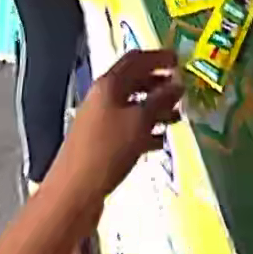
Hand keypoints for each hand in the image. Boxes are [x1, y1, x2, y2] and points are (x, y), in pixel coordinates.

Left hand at [49, 49, 183, 198]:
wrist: (71, 196)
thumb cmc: (107, 150)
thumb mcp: (140, 121)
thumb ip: (161, 99)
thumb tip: (179, 83)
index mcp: (109, 83)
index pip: (137, 59)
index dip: (159, 57)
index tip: (180, 61)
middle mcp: (103, 97)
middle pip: (135, 81)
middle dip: (159, 83)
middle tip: (181, 90)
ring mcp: (99, 120)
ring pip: (133, 105)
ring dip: (155, 108)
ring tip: (176, 117)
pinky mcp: (100, 143)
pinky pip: (128, 127)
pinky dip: (145, 129)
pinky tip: (160, 141)